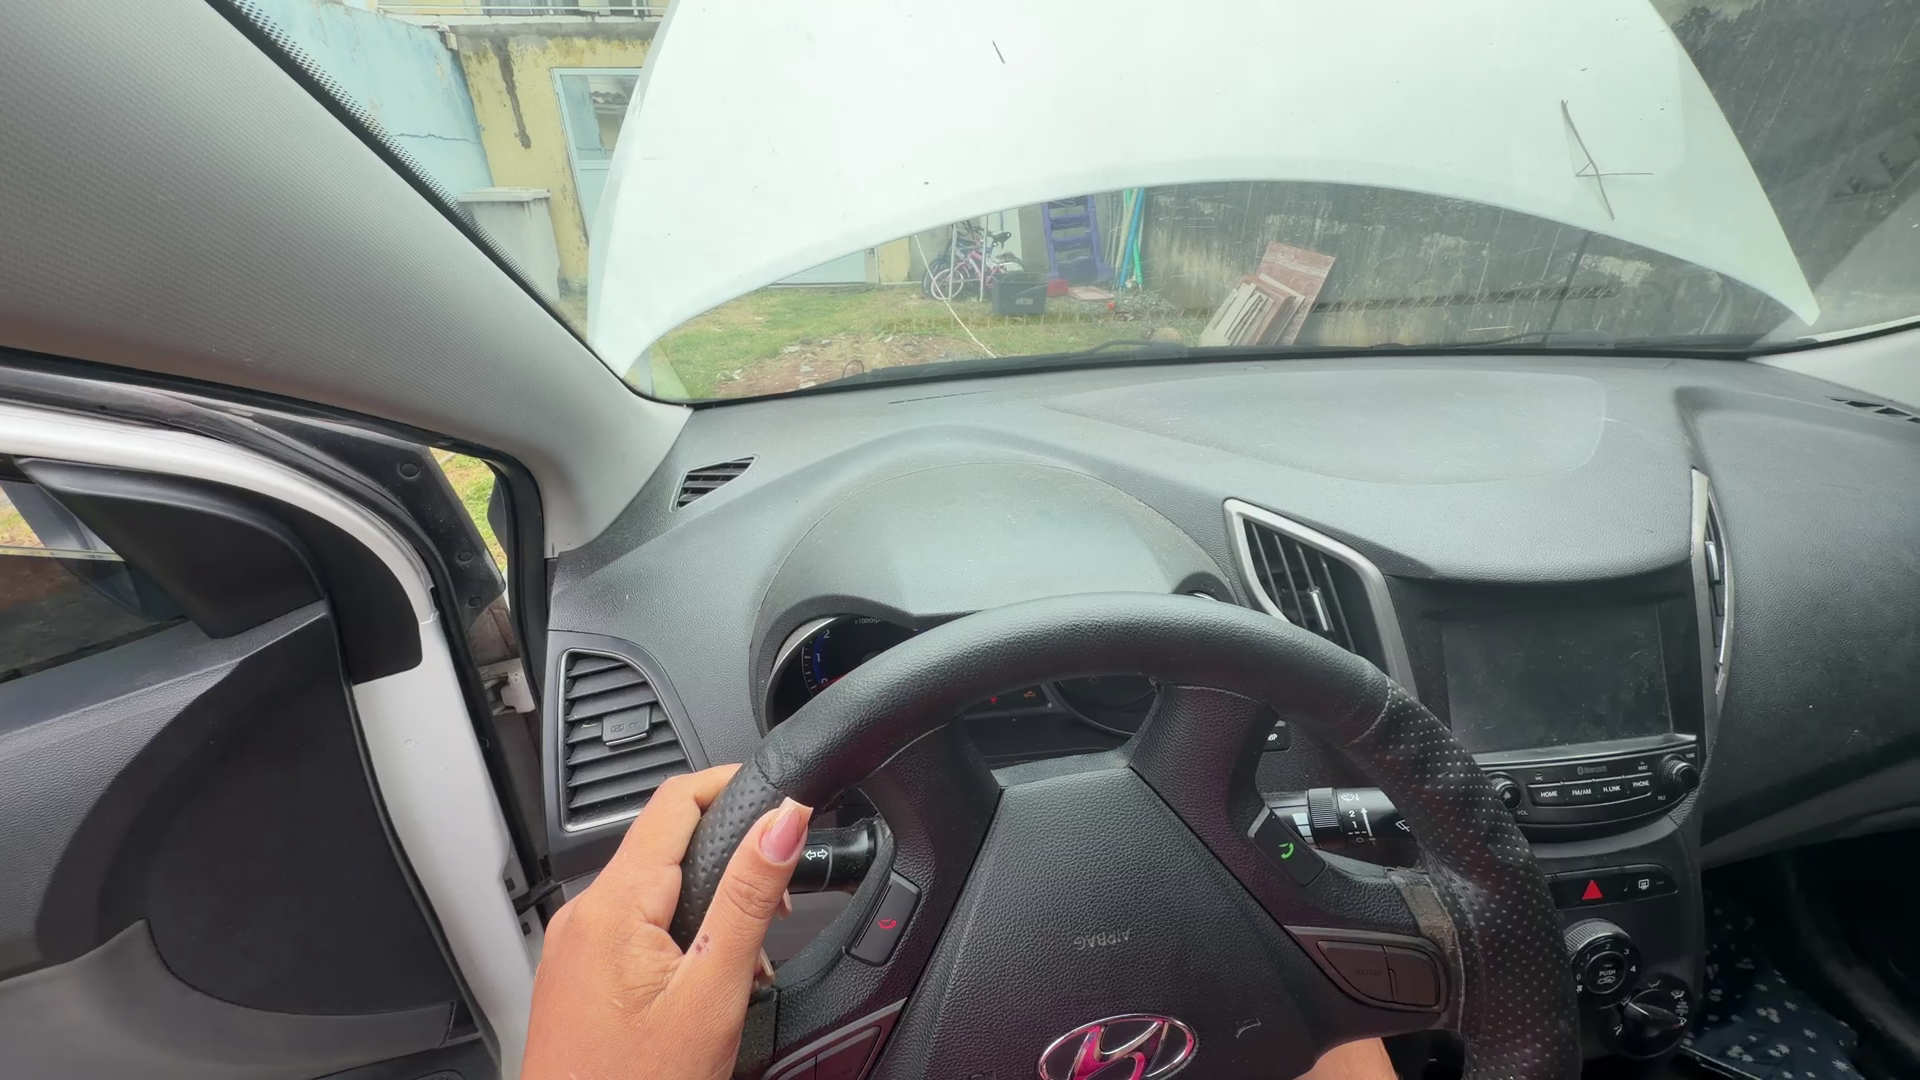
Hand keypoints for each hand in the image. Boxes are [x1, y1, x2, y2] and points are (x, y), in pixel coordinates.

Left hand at [522, 764, 812, 1079]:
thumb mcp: (712, 990)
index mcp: (613, 905)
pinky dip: (685, 924)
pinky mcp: (583, 970)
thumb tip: (785, 817)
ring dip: (713, 893)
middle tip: (779, 888)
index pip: (675, 799)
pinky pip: (640, 918)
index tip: (775, 793)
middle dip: (731, 848)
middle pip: (668, 837)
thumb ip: (750, 893)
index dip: (729, 782)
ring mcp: (579, 944)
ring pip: (658, 880)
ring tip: (752, 945)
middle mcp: (585, 914)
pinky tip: (712, 970)